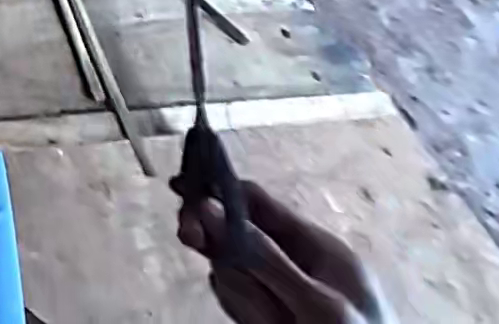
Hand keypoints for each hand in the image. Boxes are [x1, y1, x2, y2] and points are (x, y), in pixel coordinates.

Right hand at [178, 181, 392, 323]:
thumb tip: (208, 205)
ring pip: (235, 272)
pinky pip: (240, 303)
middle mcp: (298, 266)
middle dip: (218, 241)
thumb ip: (263, 255)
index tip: (179, 188)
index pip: (259, 202)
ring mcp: (284, 298)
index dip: (219, 190)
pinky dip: (243, 311)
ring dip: (241, 293)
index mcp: (319, 249)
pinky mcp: (271, 322)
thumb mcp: (317, 307)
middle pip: (240, 235)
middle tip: (188, 237)